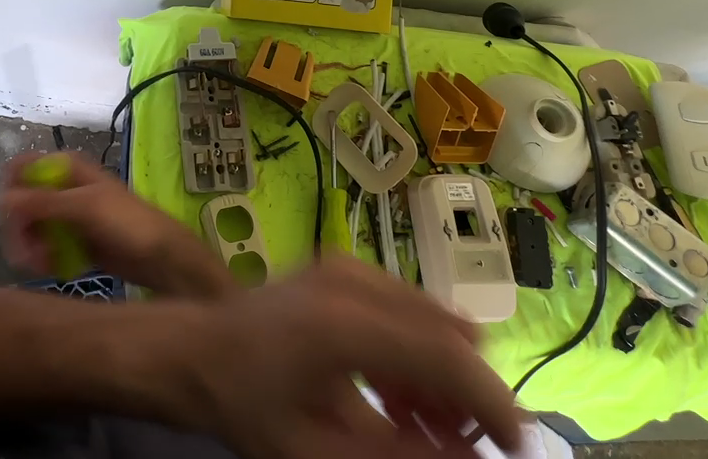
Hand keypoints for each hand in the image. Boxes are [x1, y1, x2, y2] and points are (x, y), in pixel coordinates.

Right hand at [1, 151, 235, 298]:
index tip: (7, 217)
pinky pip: (47, 247)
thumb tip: (1, 199)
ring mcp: (69, 216)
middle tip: (22, 253)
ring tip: (40, 265)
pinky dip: (45, 258)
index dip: (11, 189)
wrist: (162, 258)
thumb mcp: (85, 207)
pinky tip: (51, 269)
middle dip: (19, 227)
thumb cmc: (128, 222)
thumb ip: (42, 202)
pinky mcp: (74, 242)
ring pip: (33, 228)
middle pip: (23, 202)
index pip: (23, 167)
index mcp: (67, 167)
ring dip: (30, 246)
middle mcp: (64, 188)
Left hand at [180, 256, 524, 458]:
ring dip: (440, 374)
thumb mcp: (321, 451)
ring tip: (423, 426)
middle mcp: (350, 283)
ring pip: (429, 319)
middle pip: (446, 332)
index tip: (515, 448)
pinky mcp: (339, 271)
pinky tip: (399, 396)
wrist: (192, 352)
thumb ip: (401, 456)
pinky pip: (403, 308)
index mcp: (345, 324)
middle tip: (456, 444)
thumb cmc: (247, 405)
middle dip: (464, 392)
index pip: (448, 355)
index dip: (493, 404)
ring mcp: (343, 269)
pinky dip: (414, 351)